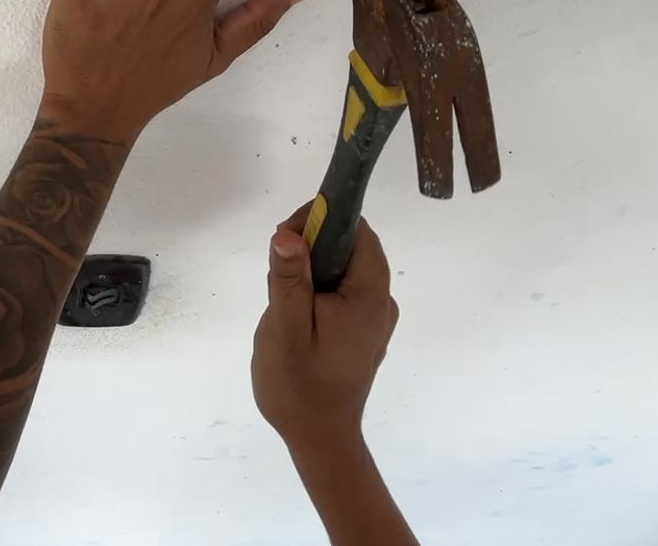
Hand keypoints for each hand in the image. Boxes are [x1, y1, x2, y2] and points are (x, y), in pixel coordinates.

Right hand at [252, 204, 399, 454]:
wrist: (318, 439)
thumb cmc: (300, 385)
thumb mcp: (285, 329)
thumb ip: (288, 279)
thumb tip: (287, 233)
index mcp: (368, 298)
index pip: (359, 232)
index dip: (323, 219)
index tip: (287, 235)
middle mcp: (380, 302)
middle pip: (351, 245)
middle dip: (310, 243)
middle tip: (277, 269)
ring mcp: (373, 315)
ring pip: (342, 265)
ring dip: (309, 266)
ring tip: (282, 299)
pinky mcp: (362, 326)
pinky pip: (341, 286)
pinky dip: (316, 285)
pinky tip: (295, 312)